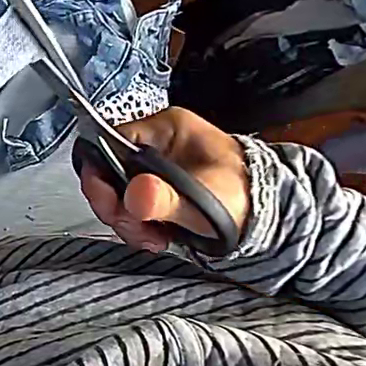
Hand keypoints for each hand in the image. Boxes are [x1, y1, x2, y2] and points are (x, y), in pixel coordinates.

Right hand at [79, 107, 249, 253]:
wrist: (265, 214)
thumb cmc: (244, 195)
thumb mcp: (204, 198)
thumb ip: (168, 199)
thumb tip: (137, 194)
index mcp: (166, 128)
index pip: (108, 141)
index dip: (100, 175)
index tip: (111, 204)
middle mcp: (156, 145)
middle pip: (107, 172)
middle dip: (116, 206)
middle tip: (135, 226)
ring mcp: (154, 168)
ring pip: (116, 194)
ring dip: (127, 221)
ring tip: (151, 236)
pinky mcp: (156, 190)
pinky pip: (130, 207)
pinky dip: (137, 227)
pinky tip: (155, 236)